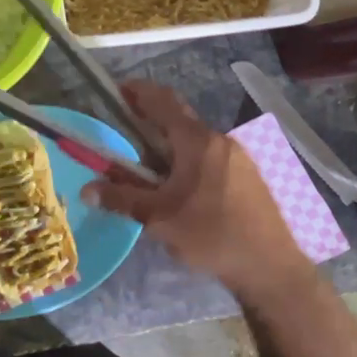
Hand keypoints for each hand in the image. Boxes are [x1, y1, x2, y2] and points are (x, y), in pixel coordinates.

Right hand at [82, 81, 312, 292]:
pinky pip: (210, 158)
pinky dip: (187, 162)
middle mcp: (220, 141)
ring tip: (148, 169)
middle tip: (126, 133)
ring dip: (169, 147)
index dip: (139, 91)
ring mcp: (239, 158)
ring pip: (195, 142)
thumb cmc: (211, 235)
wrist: (270, 266)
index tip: (118, 91)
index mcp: (197, 142)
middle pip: (180, 120)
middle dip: (151, 122)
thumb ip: (122, 199)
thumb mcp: (159, 218)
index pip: (164, 101)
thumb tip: (87, 189)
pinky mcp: (248, 177)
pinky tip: (179, 189)